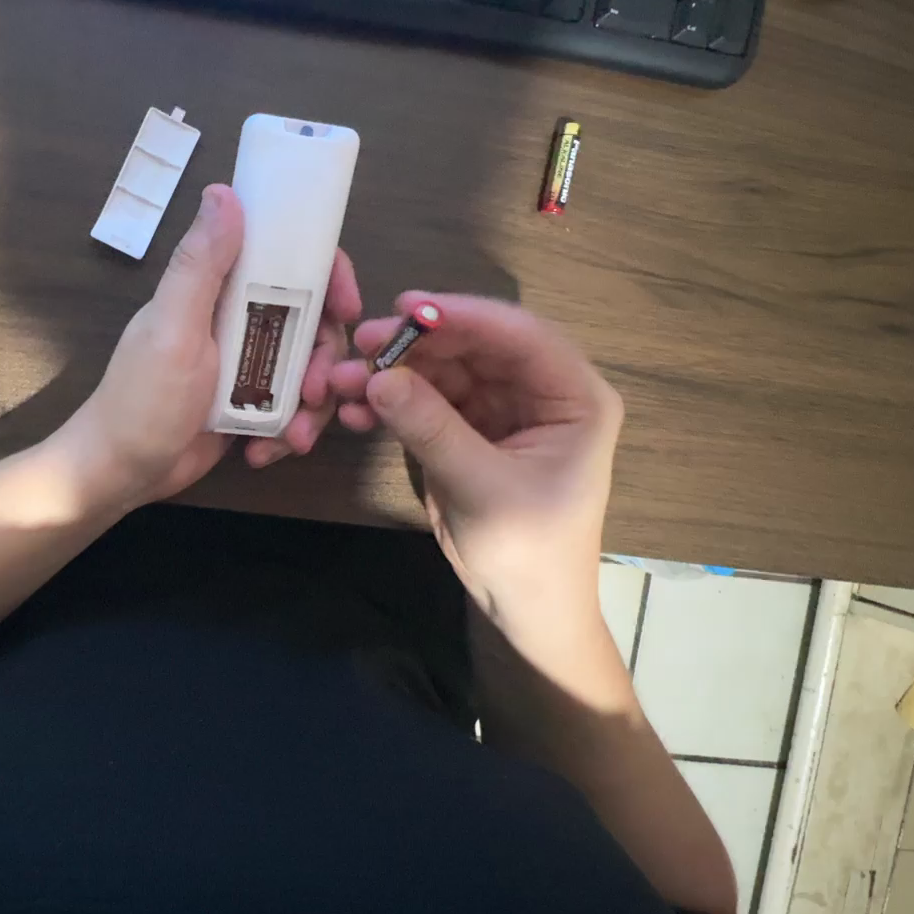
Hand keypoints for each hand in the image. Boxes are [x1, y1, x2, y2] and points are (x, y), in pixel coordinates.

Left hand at [59, 184, 361, 509]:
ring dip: (312, 406)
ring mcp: (245, 367)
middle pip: (312, 321)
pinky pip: (291, 410)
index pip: (287, 262)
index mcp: (219, 292)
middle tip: (318, 391)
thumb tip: (225, 192)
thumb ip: (199, 266)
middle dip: (326, 359)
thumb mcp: (172, 329)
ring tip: (295, 437)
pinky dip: (289, 431)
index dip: (327, 275)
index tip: (347, 307)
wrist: (121, 471)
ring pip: (308, 370)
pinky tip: (265, 451)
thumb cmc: (142, 400)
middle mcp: (237, 322)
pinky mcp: (248, 407)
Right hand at [329, 293, 622, 648]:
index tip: (405, 307)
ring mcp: (497, 409)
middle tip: (358, 343)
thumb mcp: (481, 487)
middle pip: (473, 346)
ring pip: (441, 371)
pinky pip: (423, 401)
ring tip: (342, 381)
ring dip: (392, 372)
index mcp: (572, 398)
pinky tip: (355, 410)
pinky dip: (389, 402)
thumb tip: (377, 378)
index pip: (520, 336)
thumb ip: (432, 428)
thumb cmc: (526, 550)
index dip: (463, 315)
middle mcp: (536, 392)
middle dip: (415, 344)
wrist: (523, 606)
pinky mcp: (464, 430)